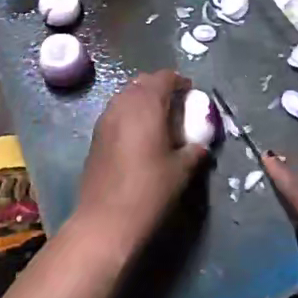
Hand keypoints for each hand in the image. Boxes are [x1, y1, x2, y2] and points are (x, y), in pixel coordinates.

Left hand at [71, 70, 209, 252]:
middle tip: (176, 104)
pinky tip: (139, 135)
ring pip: (127, 95)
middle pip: (143, 83)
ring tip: (159, 119)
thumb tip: (201, 145)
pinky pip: (116, 111)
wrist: (106, 219)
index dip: (179, 81)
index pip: (164, 78)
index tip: (191, 92)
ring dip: (143, 100)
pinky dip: (130, 113)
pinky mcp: (96, 133)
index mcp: (146, 105)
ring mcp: (106, 117)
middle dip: (160, 88)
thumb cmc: (149, 191)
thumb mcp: (181, 171)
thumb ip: (194, 151)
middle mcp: (123, 103)